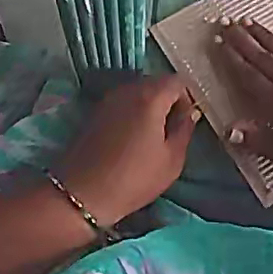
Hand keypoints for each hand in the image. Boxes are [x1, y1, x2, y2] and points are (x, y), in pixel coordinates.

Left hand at [53, 76, 200, 226]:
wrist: (83, 192)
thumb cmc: (134, 178)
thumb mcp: (171, 160)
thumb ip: (184, 130)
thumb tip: (189, 113)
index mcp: (150, 97)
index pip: (177, 81)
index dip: (187, 97)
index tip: (187, 120)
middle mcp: (127, 90)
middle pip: (155, 82)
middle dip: (168, 100)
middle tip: (172, 129)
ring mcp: (107, 99)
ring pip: (137, 91)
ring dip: (148, 106)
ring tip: (152, 135)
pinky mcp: (94, 111)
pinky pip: (121, 102)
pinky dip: (131, 111)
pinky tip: (131, 137)